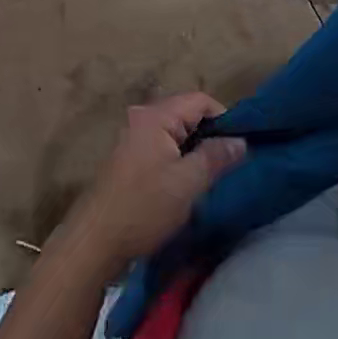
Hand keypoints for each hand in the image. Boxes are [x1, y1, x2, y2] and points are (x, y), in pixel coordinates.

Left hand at [56, 93, 246, 274]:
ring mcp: (133, 136)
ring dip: (194, 147)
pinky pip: (162, 144)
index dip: (224, 118)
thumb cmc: (144, 208)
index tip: (241, 145)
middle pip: (186, 112)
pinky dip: (178, 156)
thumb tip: (240, 141)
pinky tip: (188, 180)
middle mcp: (141, 117)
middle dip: (210, 133)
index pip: (199, 100)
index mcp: (155, 116)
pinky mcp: (129, 156)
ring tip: (214, 172)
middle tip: (231, 161)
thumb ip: (215, 156)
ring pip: (175, 131)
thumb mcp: (187, 183)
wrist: (96, 239)